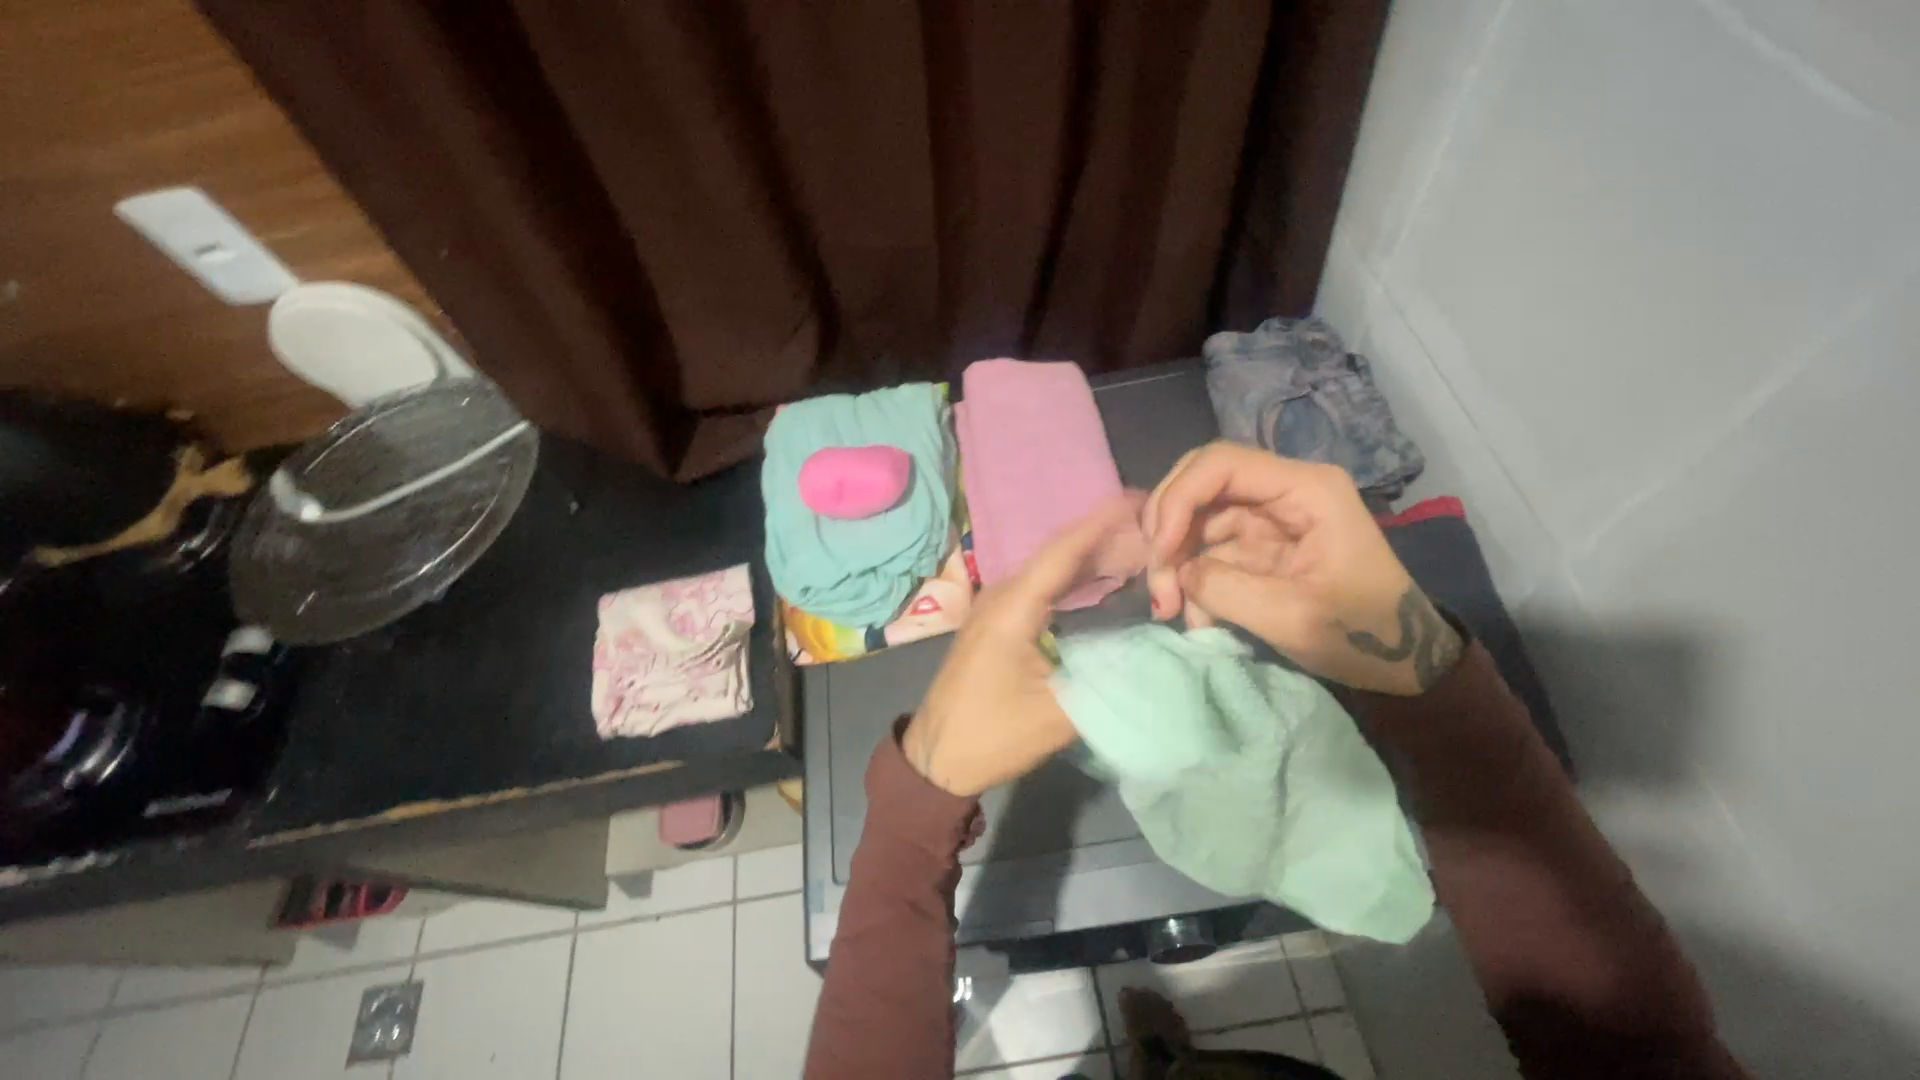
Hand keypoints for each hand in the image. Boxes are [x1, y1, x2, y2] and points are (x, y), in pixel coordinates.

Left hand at [901, 495, 1143, 795]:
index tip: (1141, 499)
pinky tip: (1102, 580)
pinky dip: (1074, 578)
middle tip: (1155, 528)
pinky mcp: (996, 623)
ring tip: (1139, 547)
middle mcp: (1001, 595)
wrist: (935, 759)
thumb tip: (1156, 655)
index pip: (1065, 550)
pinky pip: (1041, 587)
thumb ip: (1110, 682)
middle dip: (1107, 536)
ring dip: (1091, 557)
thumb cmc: (992, 736)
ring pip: (1049, 568)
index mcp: (1014, 607)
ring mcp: (995, 607)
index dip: (1104, 522)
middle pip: (1059, 553)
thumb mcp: (1059, 715)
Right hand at [1143, 442, 1461, 695]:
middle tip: (1156, 581)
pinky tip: (1193, 617)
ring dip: (1174, 563)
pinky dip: (1190, 581)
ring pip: (1197, 521)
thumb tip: (1177, 574)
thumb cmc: (1362, 635)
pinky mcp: (1259, 548)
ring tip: (1169, 610)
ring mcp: (1269, 519)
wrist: (1403, 663)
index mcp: (1306, 489)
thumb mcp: (1292, 617)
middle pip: (1200, 484)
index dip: (1179, 500)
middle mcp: (1283, 492)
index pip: (1221, 464)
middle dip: (1168, 530)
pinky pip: (1207, 551)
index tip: (1161, 551)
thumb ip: (1223, 589)